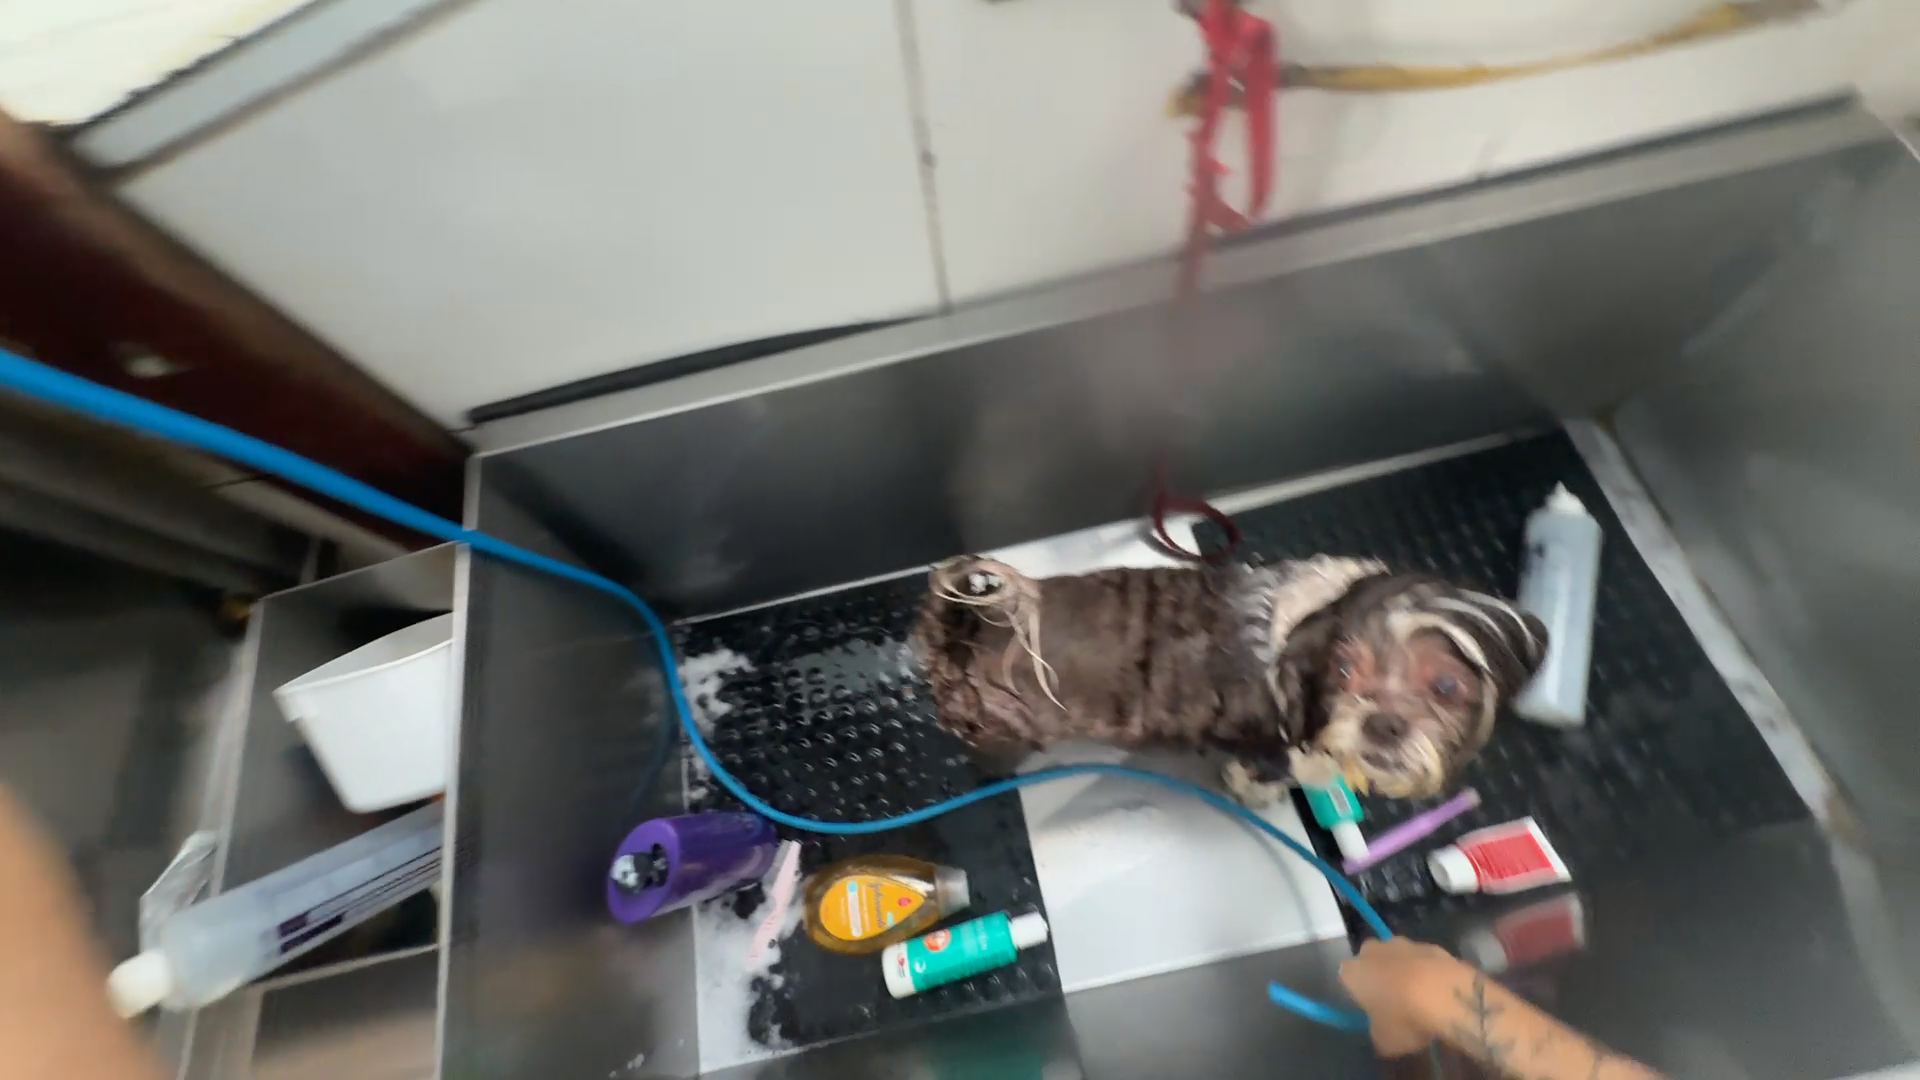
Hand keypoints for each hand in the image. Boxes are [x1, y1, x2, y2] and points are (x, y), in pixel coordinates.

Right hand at [1339, 938, 1459, 1057]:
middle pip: (1370, 963)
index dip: (1360, 997)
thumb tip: (1380, 1032)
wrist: (1445, 994)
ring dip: (1405, 973)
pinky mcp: (1429, 945)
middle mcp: (1369, 950)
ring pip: (1397, 959)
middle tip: (1396, 1003)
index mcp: (1352, 971)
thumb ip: (1377, 1034)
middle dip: (1380, 977)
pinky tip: (1441, 993)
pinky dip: (1428, 973)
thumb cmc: (1405, 1017)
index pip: (1347, 981)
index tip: (1373, 1012)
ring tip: (1422, 1000)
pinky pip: (1423, 961)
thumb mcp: (1386, 1041)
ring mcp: (1400, 943)